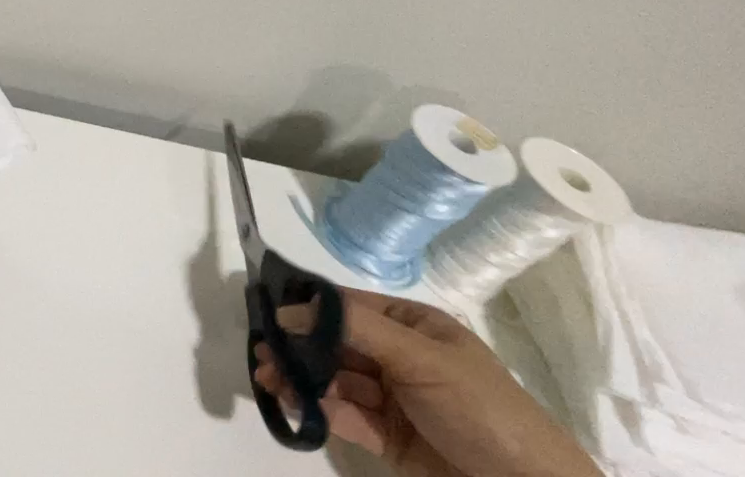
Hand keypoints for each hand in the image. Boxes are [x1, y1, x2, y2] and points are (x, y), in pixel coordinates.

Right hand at [254, 288, 600, 476]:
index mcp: (414, 326)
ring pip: (334, 379)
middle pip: (336, 344)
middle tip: (263, 355)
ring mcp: (394, 398)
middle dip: (298, 347)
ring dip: (300, 378)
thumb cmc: (482, 411)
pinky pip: (344, 414)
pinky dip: (316, 408)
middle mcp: (400, 356)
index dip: (309, 309)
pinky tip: (292, 404)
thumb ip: (354, 329)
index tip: (270, 317)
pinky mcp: (389, 437)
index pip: (349, 307)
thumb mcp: (421, 357)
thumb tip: (288, 310)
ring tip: (267, 381)